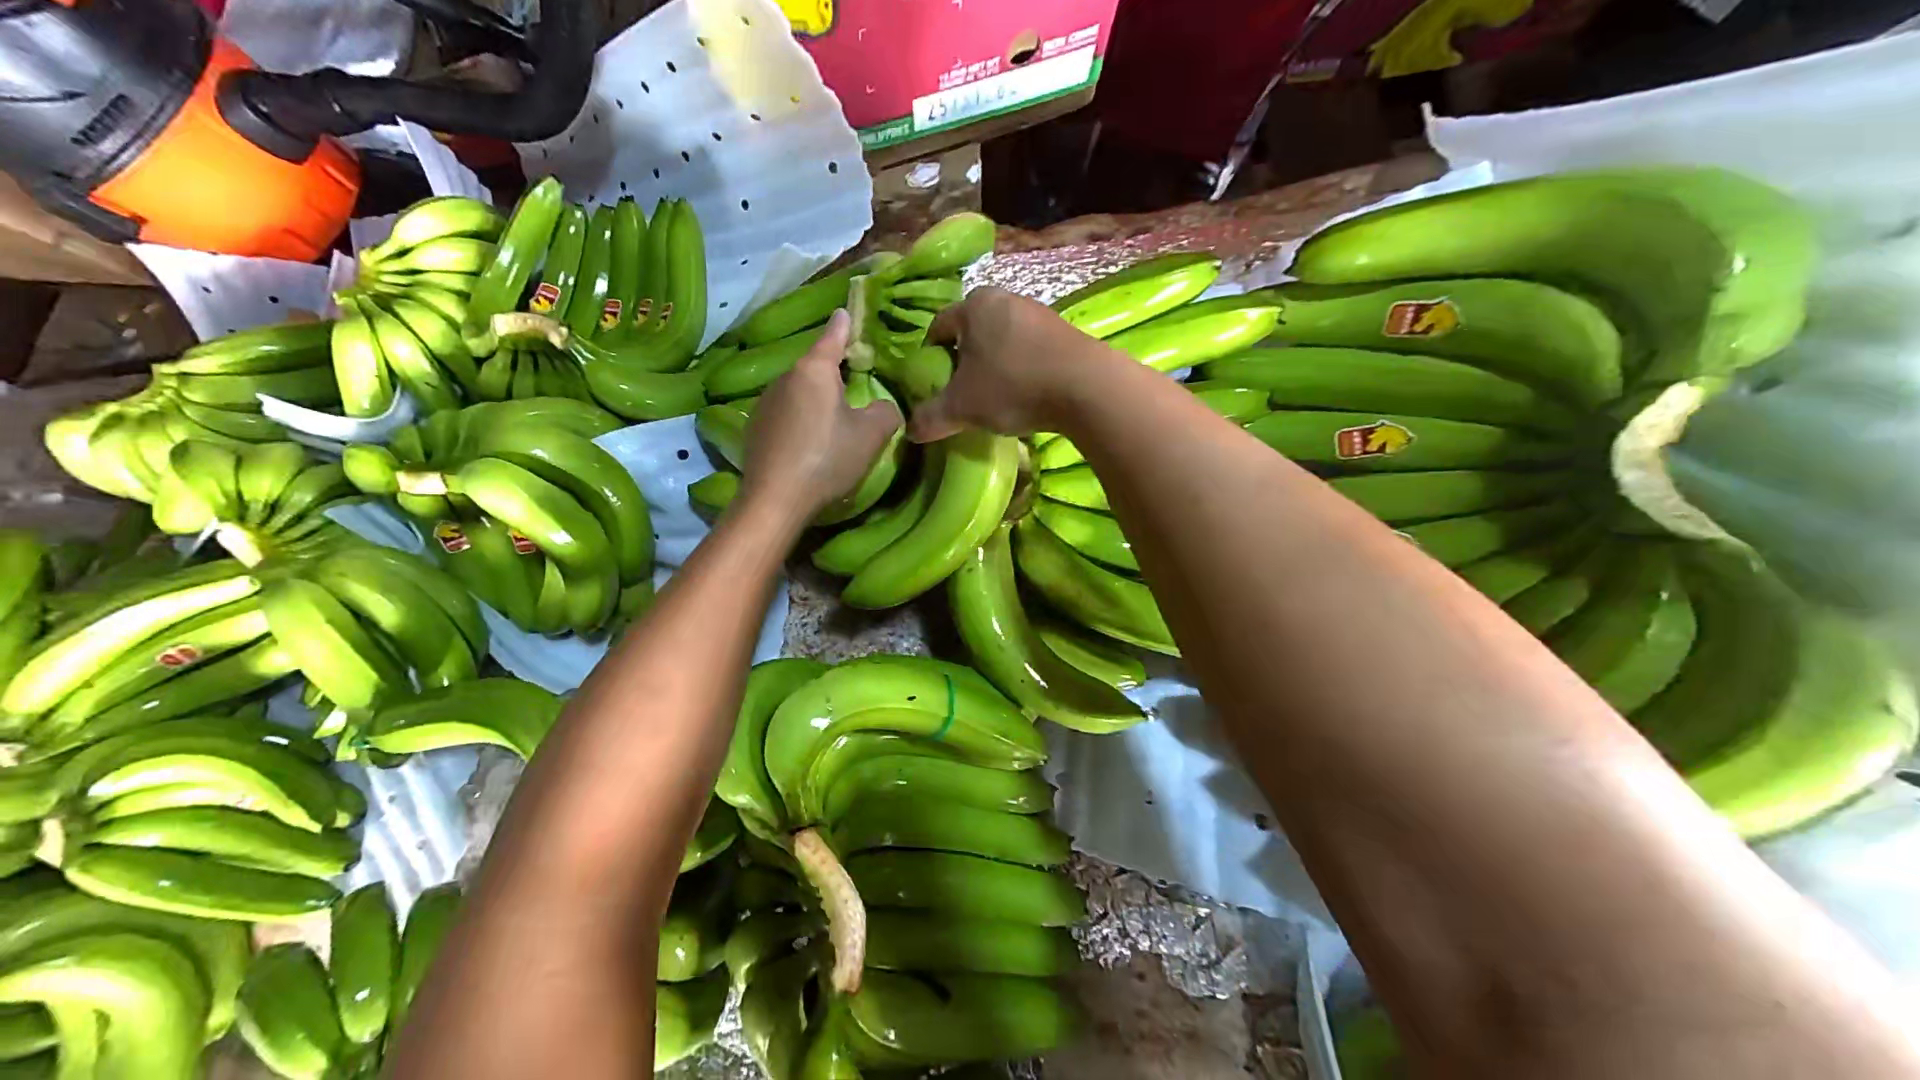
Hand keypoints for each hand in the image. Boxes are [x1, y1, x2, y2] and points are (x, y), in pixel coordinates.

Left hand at [741, 309, 901, 521]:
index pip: (834, 335)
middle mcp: (785, 377)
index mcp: (814, 369)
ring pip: (800, 391)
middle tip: (855, 387)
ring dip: (816, 399)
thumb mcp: (872, 435)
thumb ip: (886, 411)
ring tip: (833, 422)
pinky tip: (809, 443)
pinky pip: (786, 414)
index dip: (845, 324)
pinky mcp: (755, 429)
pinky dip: (800, 420)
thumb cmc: (827, 459)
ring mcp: (766, 403)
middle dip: (834, 373)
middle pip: (816, 366)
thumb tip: (883, 406)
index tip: (847, 312)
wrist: (776, 499)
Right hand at [909, 286, 1121, 442]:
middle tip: (961, 392)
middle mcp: (1005, 298)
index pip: (937, 326)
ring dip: (994, 364)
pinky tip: (1026, 393)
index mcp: (973, 305)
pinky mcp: (1064, 332)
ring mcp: (1039, 313)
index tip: (931, 383)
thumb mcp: (962, 408)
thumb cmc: (1013, 386)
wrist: (1086, 387)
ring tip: (995, 397)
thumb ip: (931, 417)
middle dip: (963, 360)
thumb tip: (909, 431)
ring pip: (1002, 339)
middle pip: (971, 331)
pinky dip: (1021, 368)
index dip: (929, 356)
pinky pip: (1030, 349)